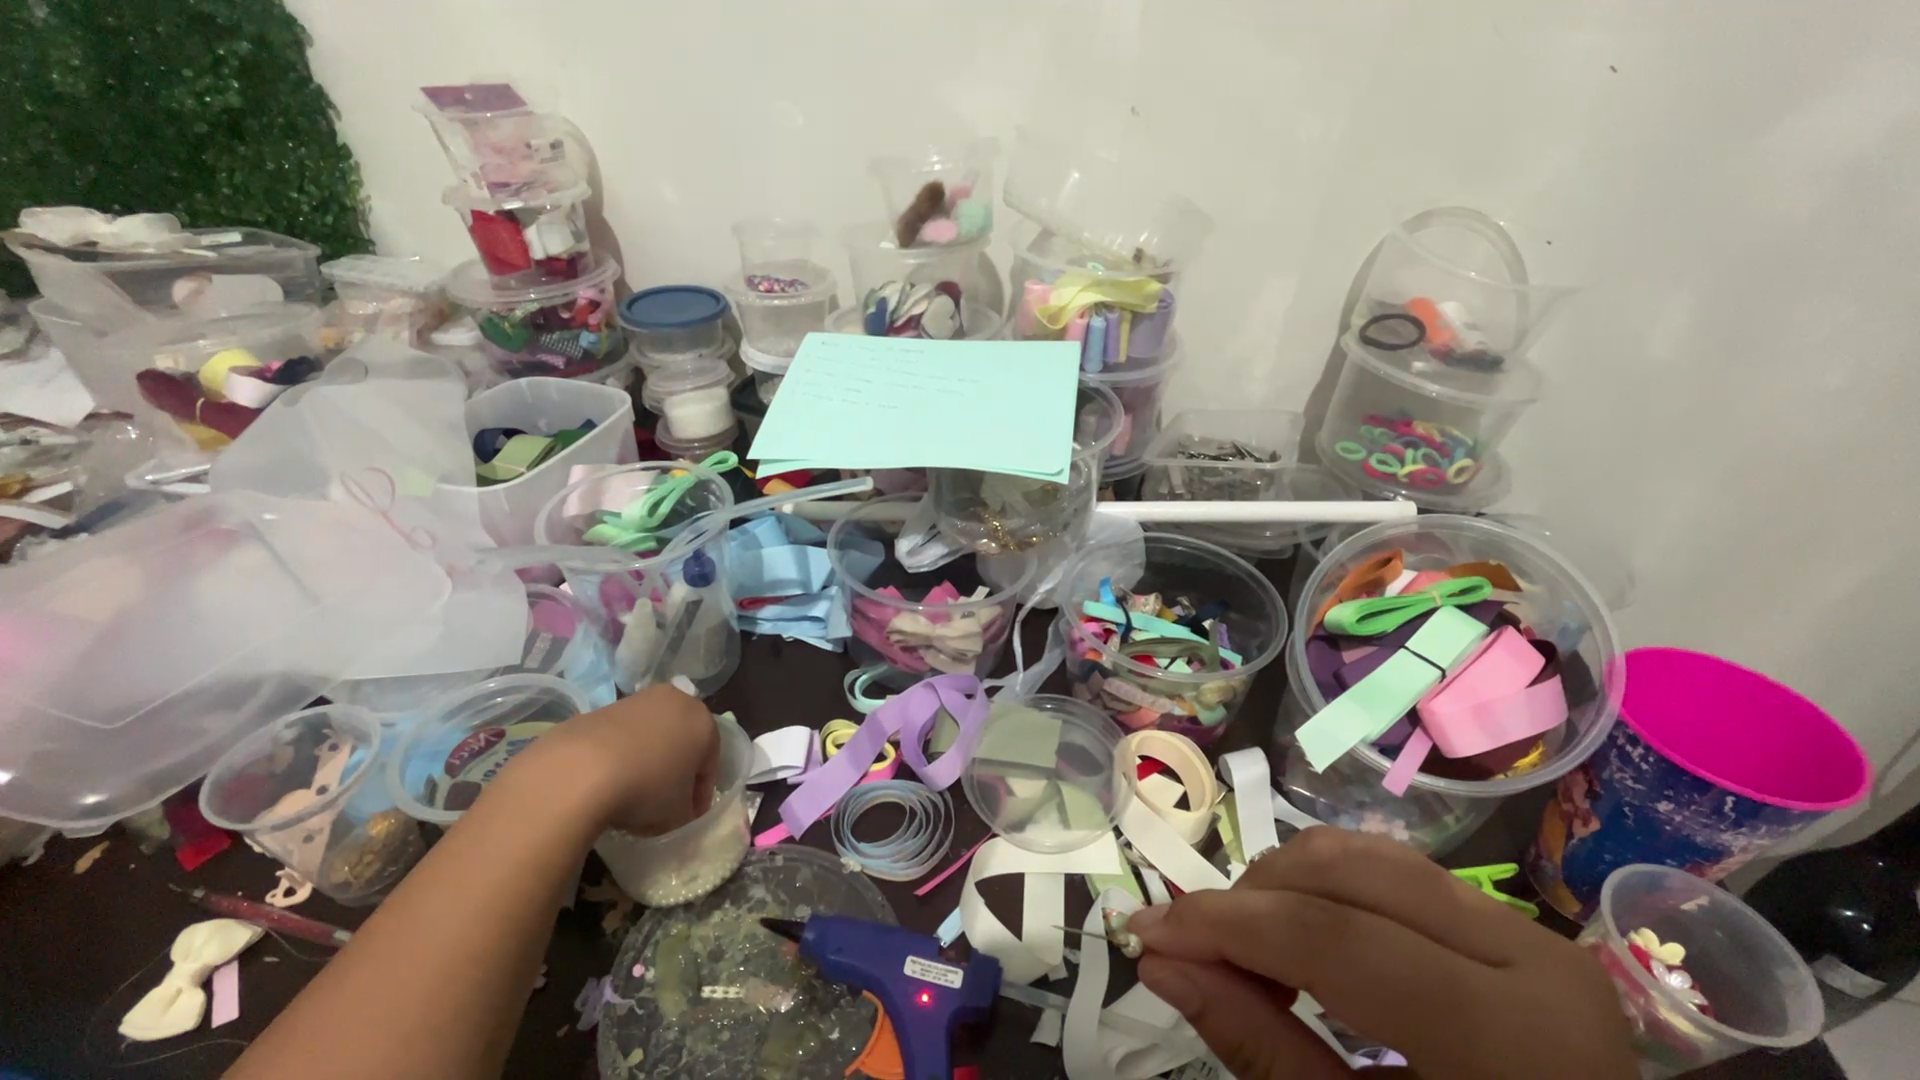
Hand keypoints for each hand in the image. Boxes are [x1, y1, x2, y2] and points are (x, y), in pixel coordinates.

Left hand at [539, 684, 721, 836]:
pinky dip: (619, 759)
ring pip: (650, 738)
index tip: (688, 819)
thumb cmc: (647, 788)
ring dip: (646, 764)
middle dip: (674, 774)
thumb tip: (677, 816)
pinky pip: (620, 739)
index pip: (710, 764)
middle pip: (681, 744)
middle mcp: (675, 702)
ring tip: (631, 798)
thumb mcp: (677, 815)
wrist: (580, 770)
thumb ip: (684, 814)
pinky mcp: (600, 709)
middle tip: (663, 807)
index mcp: (703, 722)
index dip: (700, 796)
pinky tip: (606, 786)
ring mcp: (636, 702)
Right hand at [1126, 828, 1637, 1079]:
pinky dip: (1322, 895)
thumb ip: (1260, 1049)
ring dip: (1282, 889)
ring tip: (1250, 955)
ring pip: (1362, 855)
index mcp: (1510, 1035)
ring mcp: (1526, 930)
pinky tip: (1302, 947)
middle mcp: (1529, 953)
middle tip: (1199, 954)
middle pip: (1344, 868)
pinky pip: (1390, 874)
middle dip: (1250, 898)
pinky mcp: (1511, 924)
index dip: (1227, 925)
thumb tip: (1162, 963)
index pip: (1335, 938)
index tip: (1147, 933)